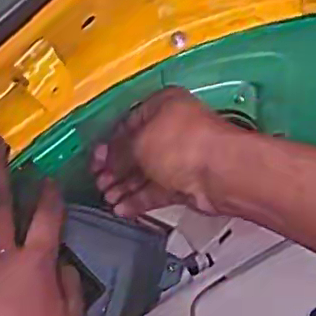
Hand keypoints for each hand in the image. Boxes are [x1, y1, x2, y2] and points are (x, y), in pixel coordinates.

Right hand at [90, 87, 251, 217]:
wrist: (220, 173)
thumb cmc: (184, 144)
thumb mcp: (139, 142)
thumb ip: (117, 152)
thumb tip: (106, 160)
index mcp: (162, 106)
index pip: (128, 123)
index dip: (109, 143)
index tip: (96, 160)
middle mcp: (173, 129)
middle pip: (136, 151)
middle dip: (115, 169)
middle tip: (99, 182)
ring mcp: (180, 158)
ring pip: (146, 174)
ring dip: (125, 187)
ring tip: (108, 198)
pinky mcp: (186, 184)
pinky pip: (156, 191)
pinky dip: (139, 200)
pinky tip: (122, 209)